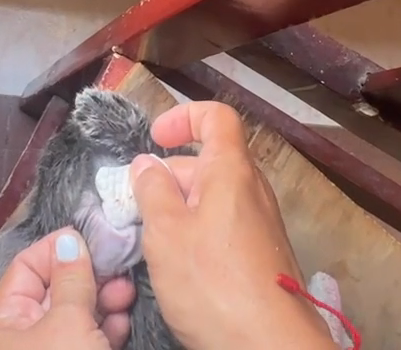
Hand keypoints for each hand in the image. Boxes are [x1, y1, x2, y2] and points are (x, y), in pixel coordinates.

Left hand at [0, 228, 136, 349]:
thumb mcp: (69, 322)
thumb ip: (72, 278)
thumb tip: (69, 239)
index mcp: (4, 324)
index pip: (26, 267)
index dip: (57, 249)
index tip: (91, 237)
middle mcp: (22, 340)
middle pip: (54, 291)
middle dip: (87, 276)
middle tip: (117, 266)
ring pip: (74, 317)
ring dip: (102, 300)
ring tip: (126, 292)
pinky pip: (86, 343)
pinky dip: (104, 329)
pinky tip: (123, 320)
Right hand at [130, 102, 334, 349]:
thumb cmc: (214, 283)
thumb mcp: (165, 232)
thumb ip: (151, 190)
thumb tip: (146, 165)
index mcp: (231, 170)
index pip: (216, 117)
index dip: (184, 117)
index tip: (156, 139)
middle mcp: (251, 190)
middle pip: (209, 161)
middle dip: (170, 175)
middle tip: (138, 204)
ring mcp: (260, 226)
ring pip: (214, 198)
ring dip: (180, 208)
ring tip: (153, 239)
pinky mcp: (262, 258)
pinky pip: (225, 226)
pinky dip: (198, 232)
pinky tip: (179, 265)